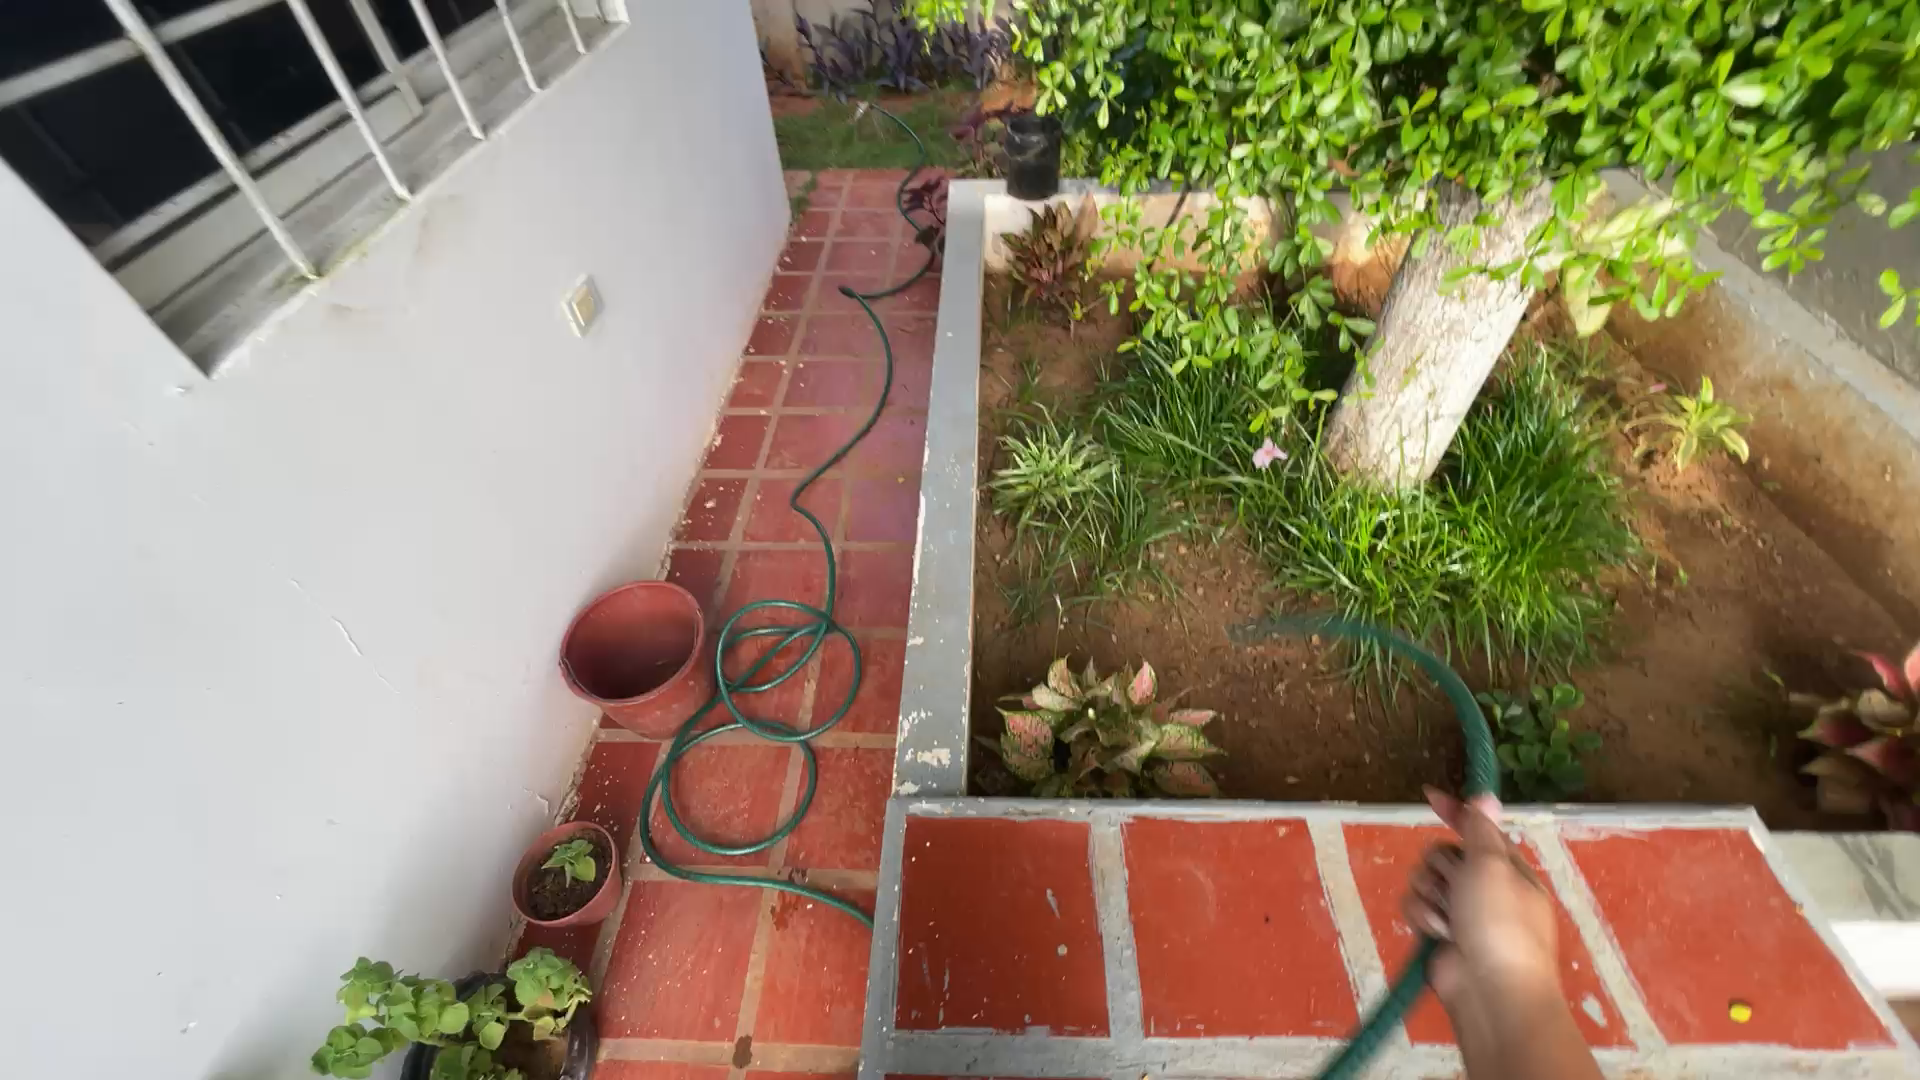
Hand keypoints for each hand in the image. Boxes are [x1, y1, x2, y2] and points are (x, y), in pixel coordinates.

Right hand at [1404, 787, 1559, 1015]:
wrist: (1491, 990)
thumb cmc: (1499, 924)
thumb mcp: (1492, 867)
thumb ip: (1480, 830)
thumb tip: (1486, 795)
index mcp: (1508, 872)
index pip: (1478, 831)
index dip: (1455, 812)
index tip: (1428, 795)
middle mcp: (1484, 889)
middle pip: (1442, 853)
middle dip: (1440, 867)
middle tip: (1455, 886)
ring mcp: (1460, 912)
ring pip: (1422, 878)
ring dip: (1429, 894)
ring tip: (1447, 918)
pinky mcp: (1437, 930)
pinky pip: (1414, 904)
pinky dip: (1421, 915)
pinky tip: (1437, 932)